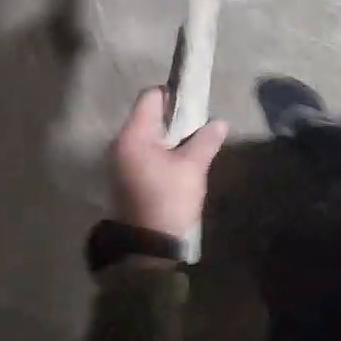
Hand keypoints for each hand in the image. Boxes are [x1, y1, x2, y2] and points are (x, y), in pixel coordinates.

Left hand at [109, 88, 226, 238]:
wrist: (150, 245)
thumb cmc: (170, 199)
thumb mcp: (192, 167)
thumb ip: (206, 140)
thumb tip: (220, 123)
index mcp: (133, 136)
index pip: (150, 97)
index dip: (174, 95)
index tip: (196, 106)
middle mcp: (120, 143)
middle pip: (147, 115)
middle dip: (174, 118)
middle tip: (199, 128)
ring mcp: (120, 161)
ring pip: (147, 135)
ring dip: (169, 137)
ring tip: (192, 147)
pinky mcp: (125, 177)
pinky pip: (144, 152)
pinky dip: (161, 152)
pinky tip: (179, 164)